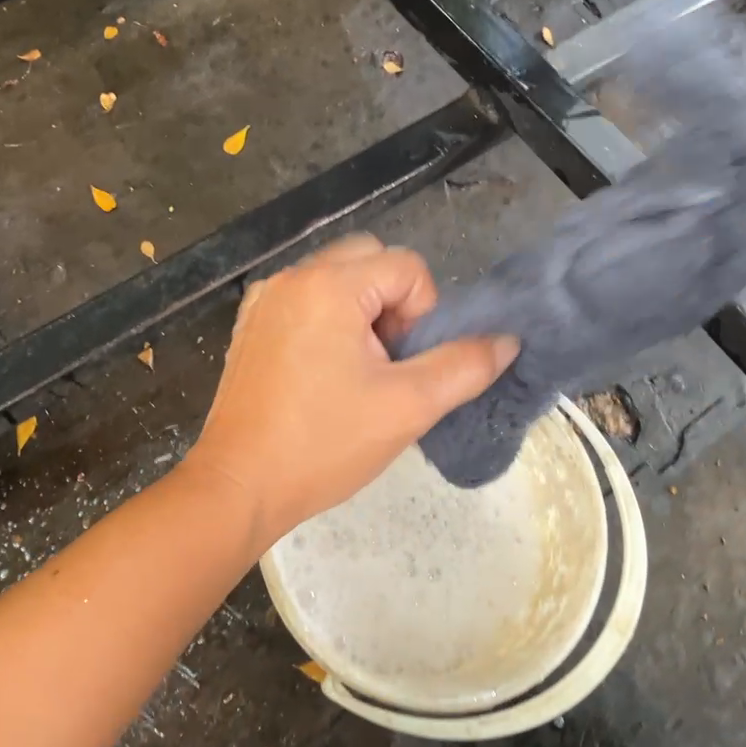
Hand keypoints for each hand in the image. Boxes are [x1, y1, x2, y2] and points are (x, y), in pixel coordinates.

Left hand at [180, 234, 519, 551]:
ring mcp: (265, 299)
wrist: (239, 485)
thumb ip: (464, 366)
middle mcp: (293, 276)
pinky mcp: (251, 324)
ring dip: (361, 314)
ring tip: (356, 374)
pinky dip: (327, 322)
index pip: (407, 267)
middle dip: (393, 306)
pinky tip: (322, 375)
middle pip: (370, 261)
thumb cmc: (323, 444)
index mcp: (329, 285)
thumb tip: (506, 340)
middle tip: (386, 365)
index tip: (404, 365)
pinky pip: (305, 300)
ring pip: (337, 280)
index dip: (423, 314)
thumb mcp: (408, 407)